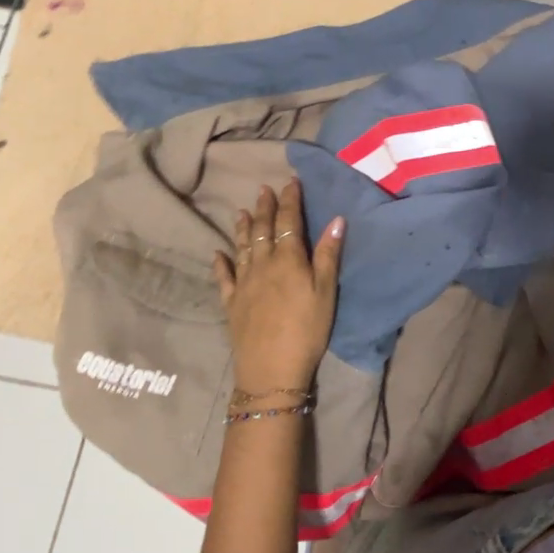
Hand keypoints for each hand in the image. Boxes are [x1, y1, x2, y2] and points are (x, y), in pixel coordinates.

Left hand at [213, 181, 345, 392]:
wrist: (271, 370)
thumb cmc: (307, 330)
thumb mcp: (325, 292)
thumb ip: (328, 254)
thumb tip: (336, 219)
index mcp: (288, 259)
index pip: (289, 221)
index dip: (290, 200)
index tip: (291, 182)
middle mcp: (262, 264)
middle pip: (263, 230)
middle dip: (265, 208)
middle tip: (264, 189)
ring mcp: (244, 284)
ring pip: (242, 248)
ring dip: (243, 228)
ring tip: (241, 211)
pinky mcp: (232, 304)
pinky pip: (224, 278)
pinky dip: (220, 263)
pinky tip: (217, 253)